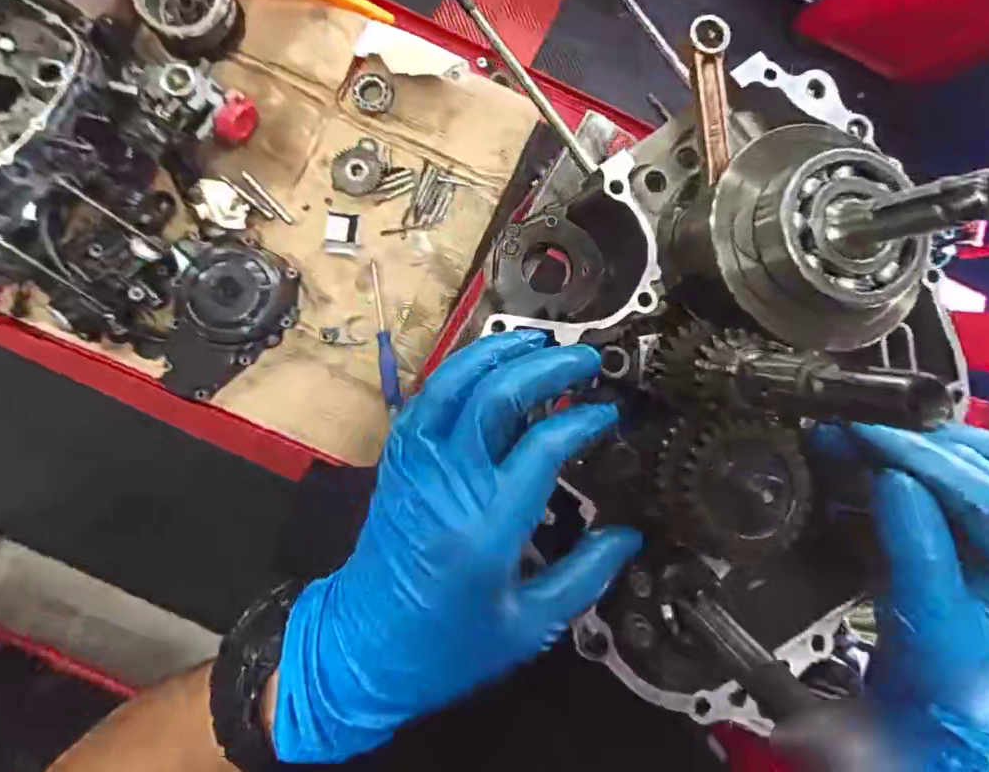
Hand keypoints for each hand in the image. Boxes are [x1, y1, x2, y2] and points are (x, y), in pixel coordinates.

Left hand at [269, 331, 642, 762]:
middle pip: (497, 396)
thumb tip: (630, 534)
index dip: (581, 420)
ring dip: (501, 351)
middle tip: (584, 358)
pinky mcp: (401, 457)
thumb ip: (586, 576)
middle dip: (547, 366)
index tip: (608, 412)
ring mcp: (418, 463)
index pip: (541, 447)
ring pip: (456, 382)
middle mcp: (450, 482)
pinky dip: (463, 366)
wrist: (358, 649)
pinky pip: (431, 396)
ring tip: (540, 339)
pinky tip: (491, 359)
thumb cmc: (449, 644)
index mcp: (487, 527)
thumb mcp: (528, 627)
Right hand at [850, 423, 988, 769]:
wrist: (941, 701)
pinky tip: (881, 453)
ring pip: (976, 455)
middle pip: (986, 466)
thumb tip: (890, 473)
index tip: (868, 436)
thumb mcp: (927, 619)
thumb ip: (914, 545)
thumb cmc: (944, 679)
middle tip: (854, 434)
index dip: (922, 460)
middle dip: (911, 446)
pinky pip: (962, 467)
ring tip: (861, 441)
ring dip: (914, 444)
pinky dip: (917, 456)